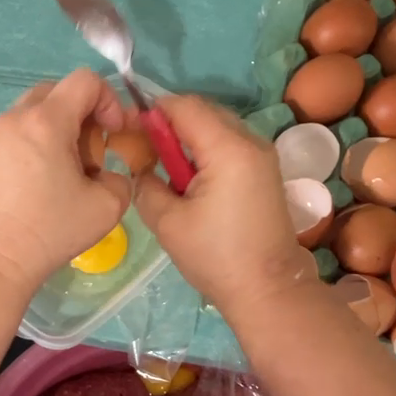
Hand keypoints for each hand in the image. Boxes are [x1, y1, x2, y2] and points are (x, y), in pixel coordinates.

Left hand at [0, 69, 132, 288]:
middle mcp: (13, 120)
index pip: (84, 81)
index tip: (113, 133)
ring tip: (63, 173)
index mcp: (45, 122)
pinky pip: (13, 138)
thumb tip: (103, 173)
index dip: (109, 100)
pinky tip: (38, 186)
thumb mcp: (107, 206)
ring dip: (56, 131)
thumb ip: (118, 177)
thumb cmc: (51, 231)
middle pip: (55, 93)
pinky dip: (33, 147)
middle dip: (81, 114)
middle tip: (89, 153)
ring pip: (32, 115)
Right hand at [132, 95, 317, 320]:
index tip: (129, 129)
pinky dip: (205, 152)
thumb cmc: (214, 256)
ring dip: (188, 138)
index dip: (154, 111)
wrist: (266, 288)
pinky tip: (187, 179)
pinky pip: (229, 146)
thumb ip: (147, 186)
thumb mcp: (167, 223)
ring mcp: (262, 156)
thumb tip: (143, 169)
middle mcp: (250, 142)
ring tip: (162, 166)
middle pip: (204, 112)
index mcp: (228, 149)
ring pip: (217, 128)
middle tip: (142, 148)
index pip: (185, 107)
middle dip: (170, 123)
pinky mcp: (264, 172)